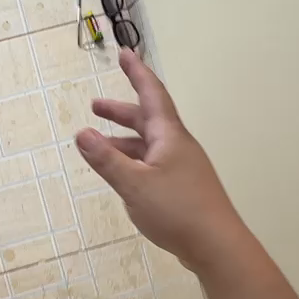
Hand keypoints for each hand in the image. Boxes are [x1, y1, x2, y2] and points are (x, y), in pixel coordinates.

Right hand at [75, 49, 251, 273]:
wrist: (217, 245)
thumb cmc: (176, 210)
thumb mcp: (133, 185)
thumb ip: (107, 160)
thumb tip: (81, 133)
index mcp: (169, 137)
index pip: (151, 95)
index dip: (137, 73)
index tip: (125, 53)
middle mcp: (178, 146)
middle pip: (147, 120)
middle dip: (121, 112)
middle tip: (95, 106)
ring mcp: (182, 167)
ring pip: (148, 145)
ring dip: (124, 141)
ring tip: (99, 147)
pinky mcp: (182, 188)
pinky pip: (153, 164)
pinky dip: (133, 162)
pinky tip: (122, 177)